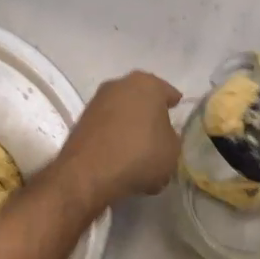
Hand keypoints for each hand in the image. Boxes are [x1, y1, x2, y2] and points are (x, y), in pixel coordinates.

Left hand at [56, 71, 181, 206]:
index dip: (174, 107)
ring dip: (130, 126)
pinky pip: (107, 127)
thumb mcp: (173, 150)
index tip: (177, 117)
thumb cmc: (140, 155)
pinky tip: (121, 155)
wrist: (89, 174)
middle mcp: (120, 84)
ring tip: (139, 149)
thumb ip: (171, 137)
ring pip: (123, 112)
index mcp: (148, 84)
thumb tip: (162, 137)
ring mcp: (97, 101)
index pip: (168, 93)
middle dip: (150, 114)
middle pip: (143, 100)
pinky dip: (114, 137)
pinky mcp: (81, 120)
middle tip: (159, 133)